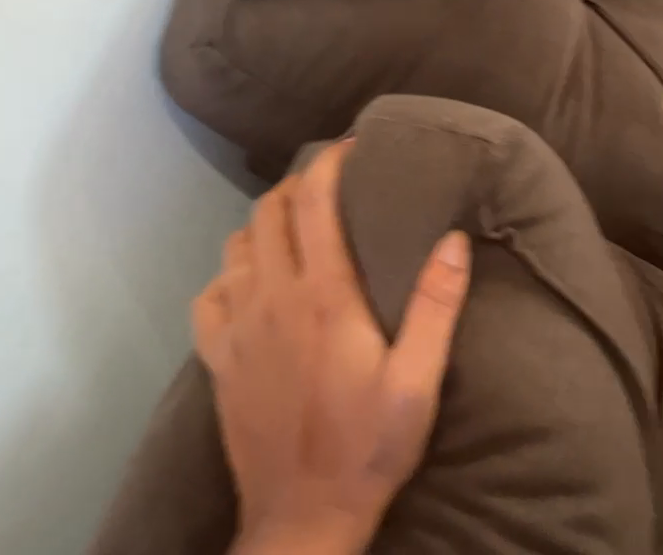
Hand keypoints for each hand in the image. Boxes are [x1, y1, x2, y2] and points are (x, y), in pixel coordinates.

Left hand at [192, 140, 471, 554]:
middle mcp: (272, 302)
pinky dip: (231, 272)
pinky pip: (210, 295)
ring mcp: (237, 332)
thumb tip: (453, 239)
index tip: (354, 146)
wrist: (302, 519)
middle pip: (270, 213)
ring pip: (236, 247)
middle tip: (333, 183)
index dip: (330, 163)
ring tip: (299, 224)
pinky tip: (254, 281)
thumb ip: (436, 305)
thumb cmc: (369, 444)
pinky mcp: (218, 362)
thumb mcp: (418, 379)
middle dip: (299, 184)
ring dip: (266, 223)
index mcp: (323, 298)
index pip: (315, 205)